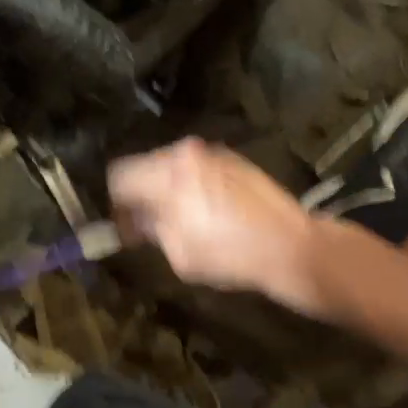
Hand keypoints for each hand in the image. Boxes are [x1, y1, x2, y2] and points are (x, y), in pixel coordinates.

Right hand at [107, 139, 329, 315]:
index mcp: (168, 175)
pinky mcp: (233, 159)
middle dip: (142, 194)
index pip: (119, 176)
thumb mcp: (180, 253)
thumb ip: (152, 230)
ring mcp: (212, 153)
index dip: (116, 203)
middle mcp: (186, 154)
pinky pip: (197, 167)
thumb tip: (138, 221)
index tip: (125, 226)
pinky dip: (191, 184)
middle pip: (145, 166)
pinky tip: (207, 212)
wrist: (291, 246)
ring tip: (182, 220)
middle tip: (149, 226)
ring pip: (172, 166)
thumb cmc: (231, 255)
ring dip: (167, 189)